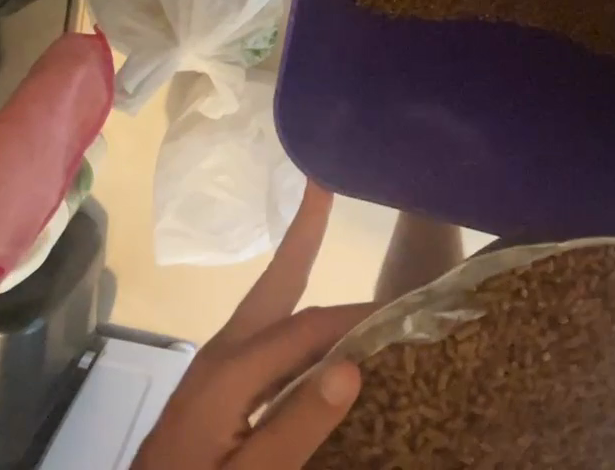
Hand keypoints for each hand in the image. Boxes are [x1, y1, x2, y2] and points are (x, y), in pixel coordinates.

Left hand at [133, 184, 374, 469]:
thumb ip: (297, 426)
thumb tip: (352, 362)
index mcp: (230, 372)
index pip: (308, 328)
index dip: (355, 317)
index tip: (400, 310)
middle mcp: (221, 355)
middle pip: (274, 284)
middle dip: (301, 235)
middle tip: (323, 187)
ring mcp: (213, 369)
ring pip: (266, 304)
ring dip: (295, 266)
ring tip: (319, 234)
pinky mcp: (214, 388)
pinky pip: (261, 332)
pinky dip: (290, 310)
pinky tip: (305, 328)